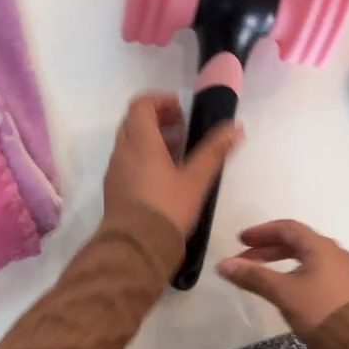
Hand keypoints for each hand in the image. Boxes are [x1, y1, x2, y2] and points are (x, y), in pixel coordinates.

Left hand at [102, 93, 242, 235]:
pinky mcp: (113, 191)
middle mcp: (122, 152)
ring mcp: (115, 172)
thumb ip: (215, 151)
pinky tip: (164, 180)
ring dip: (151, 142)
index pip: (141, 105)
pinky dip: (142, 161)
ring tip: (178, 156)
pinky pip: (126, 164)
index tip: (181, 112)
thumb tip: (235, 127)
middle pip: (133, 123)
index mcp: (140, 142)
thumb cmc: (167, 209)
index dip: (160, 101)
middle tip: (182, 133)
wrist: (135, 247)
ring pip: (129, 145)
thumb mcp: (196, 179)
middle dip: (157, 121)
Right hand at [217, 220, 348, 333]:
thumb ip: (252, 276)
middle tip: (245, 258)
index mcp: (321, 247)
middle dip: (267, 248)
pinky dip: (293, 271)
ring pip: (305, 257)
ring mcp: (340, 270)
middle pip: (296, 242)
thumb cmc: (317, 310)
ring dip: (279, 261)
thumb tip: (223, 265)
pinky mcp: (342, 288)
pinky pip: (313, 270)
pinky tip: (283, 286)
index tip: (240, 240)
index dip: (262, 232)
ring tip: (260, 272)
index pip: (287, 229)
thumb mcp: (282, 292)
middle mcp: (333, 253)